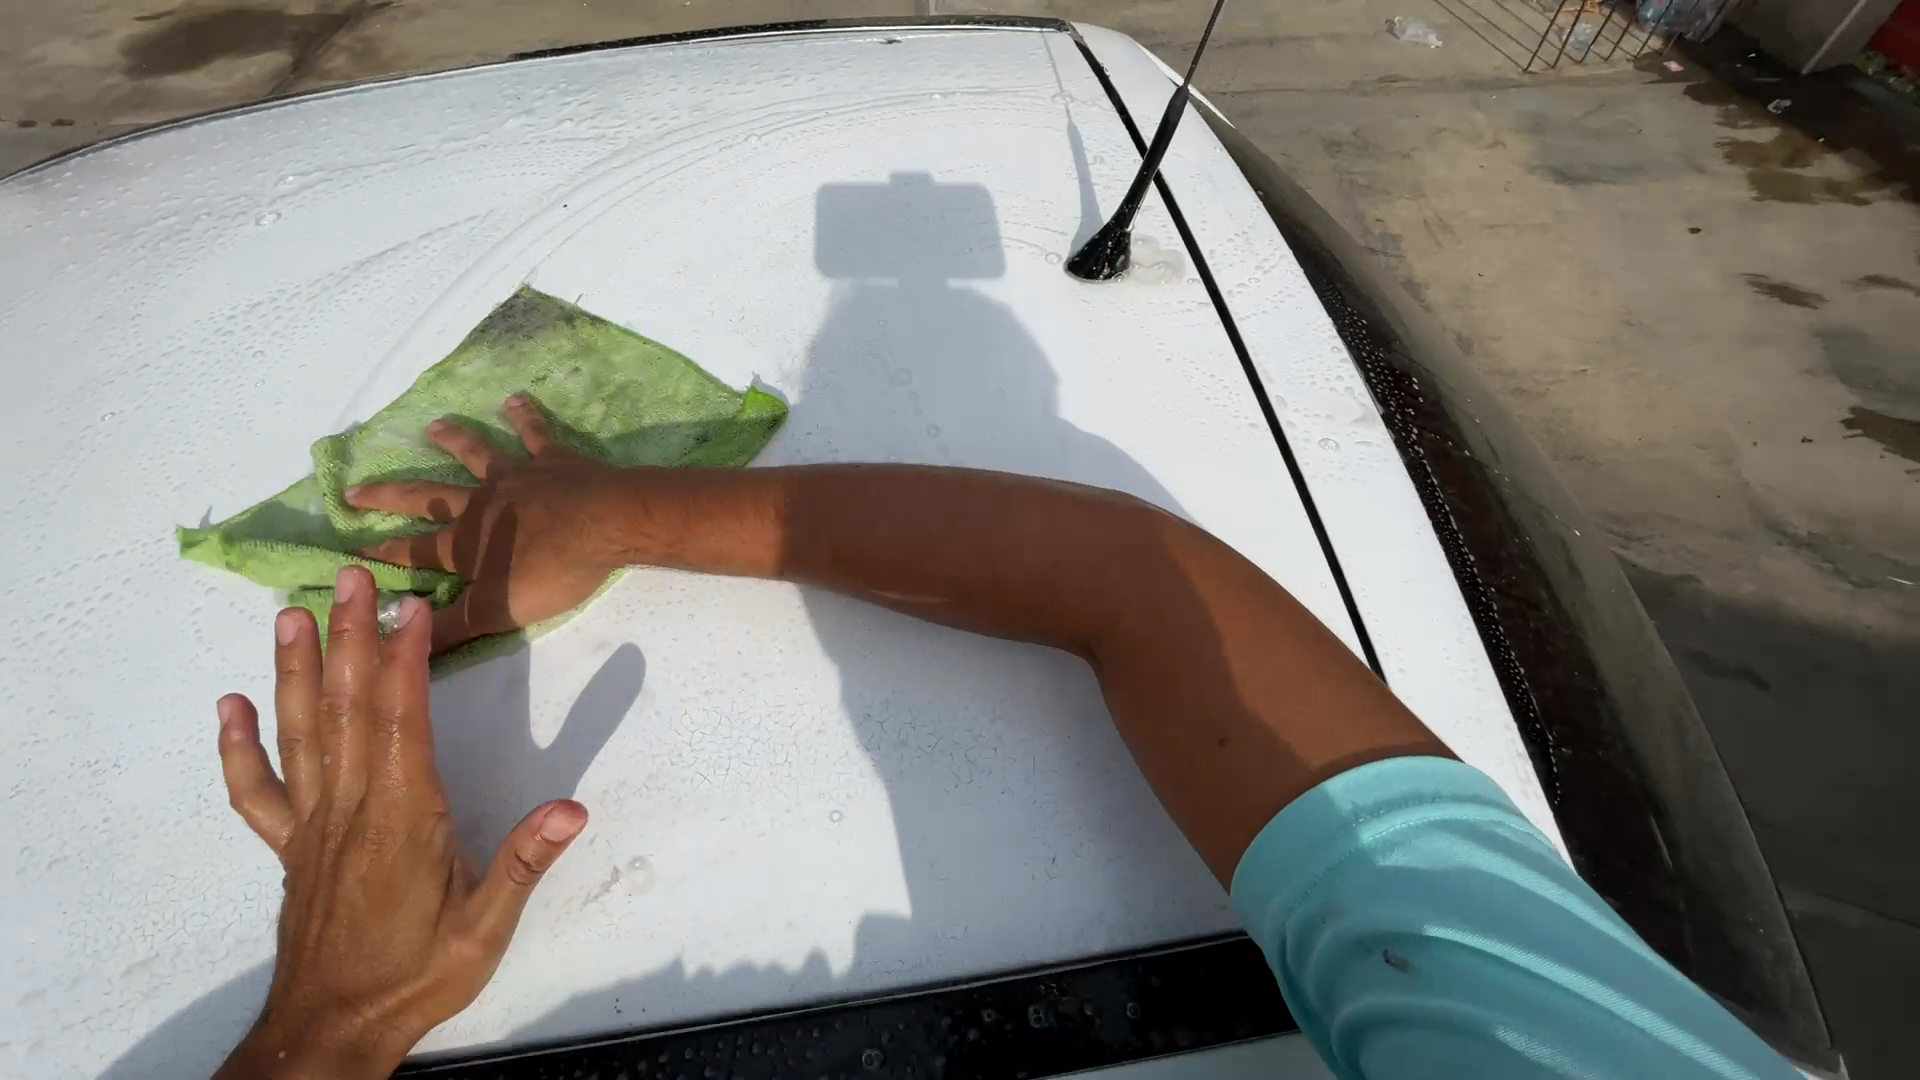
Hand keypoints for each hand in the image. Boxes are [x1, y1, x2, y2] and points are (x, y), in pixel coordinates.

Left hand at [214, 566, 587, 1077]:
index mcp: (402, 818)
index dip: (401, 661)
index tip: (407, 608)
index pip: (399, 722)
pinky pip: (257, 790)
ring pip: (299, 735)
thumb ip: (525, 861)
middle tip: (345, 580)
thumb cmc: (419, 972)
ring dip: (294, 671)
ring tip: (292, 615)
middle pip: (343, 710)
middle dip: (347, 639)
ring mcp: (311, 826)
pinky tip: (232, 707)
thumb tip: (573, 807)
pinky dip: (240, 745)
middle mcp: (350, 809)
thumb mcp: (487, 926)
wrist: (331, 1034)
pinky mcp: (290, 847)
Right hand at [346, 393, 631, 653]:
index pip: (416, 552)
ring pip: (477, 454)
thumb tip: (400, 642)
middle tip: (354, 488)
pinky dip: (524, 415)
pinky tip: (515, 398)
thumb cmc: (557, 569)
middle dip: (390, 496)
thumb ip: (453, 626)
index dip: (384, 555)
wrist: (609, 524)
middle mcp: (482, 502)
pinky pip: (535, 432)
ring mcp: (518, 475)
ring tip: (433, 426)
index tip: (350, 550)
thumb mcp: (500, 610)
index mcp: (468, 542)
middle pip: (428, 498)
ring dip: (454, 440)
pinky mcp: (555, 459)